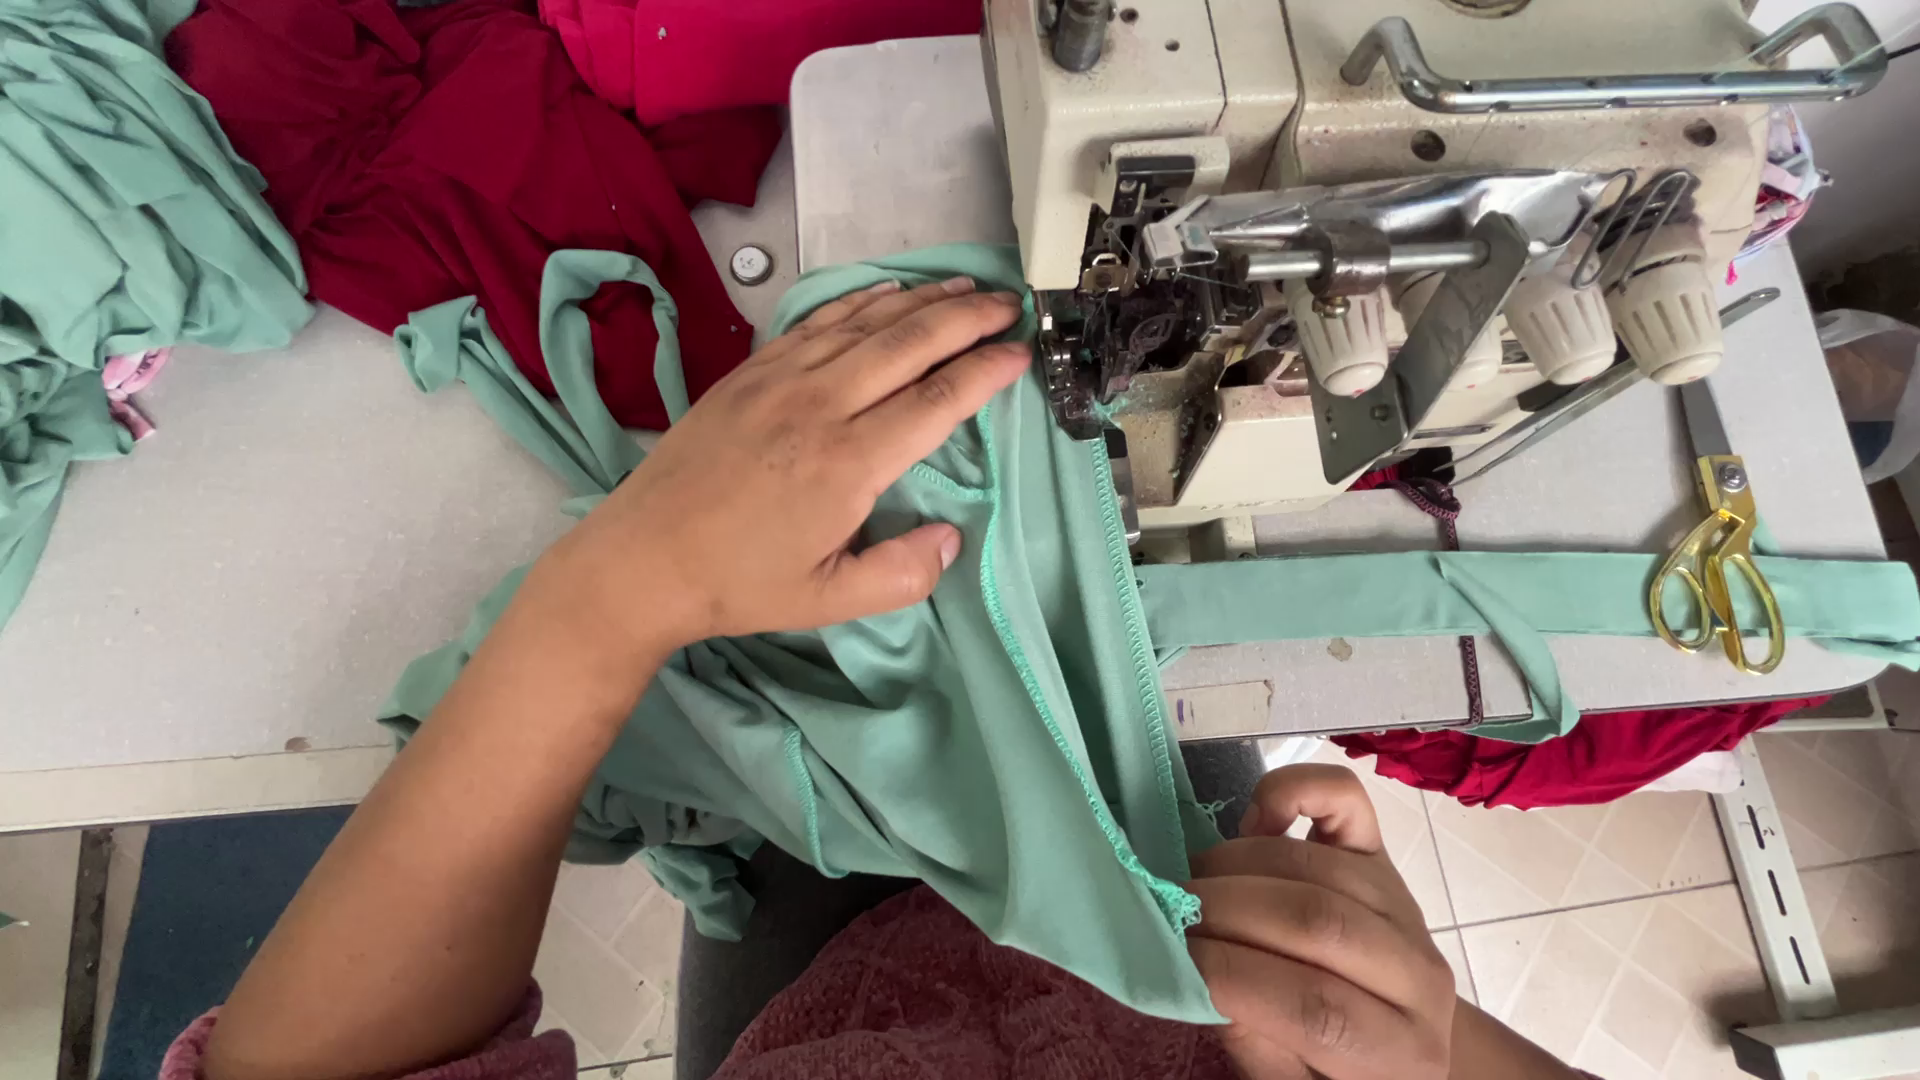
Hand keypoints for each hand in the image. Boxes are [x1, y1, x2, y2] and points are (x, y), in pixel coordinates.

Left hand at [538, 275, 1028, 655]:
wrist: (643, 559)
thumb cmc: (741, 584)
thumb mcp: (831, 600)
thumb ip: (903, 574)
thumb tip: (951, 537)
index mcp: (849, 462)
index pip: (937, 398)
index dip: (986, 370)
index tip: (1019, 352)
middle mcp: (820, 404)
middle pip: (910, 342)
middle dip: (968, 317)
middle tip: (1009, 303)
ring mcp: (781, 379)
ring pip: (866, 321)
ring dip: (923, 299)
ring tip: (966, 286)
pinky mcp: (751, 371)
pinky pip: (817, 319)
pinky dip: (861, 300)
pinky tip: (887, 292)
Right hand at [1188, 765, 1455, 1079]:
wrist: (1395, 1032)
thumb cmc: (1327, 1062)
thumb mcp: (1286, 1078)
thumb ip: (1246, 1033)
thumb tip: (1193, 966)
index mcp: (1401, 1051)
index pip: (1319, 1007)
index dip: (1231, 974)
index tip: (1176, 957)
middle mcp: (1416, 973)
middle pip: (1316, 920)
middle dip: (1223, 908)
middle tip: (1174, 910)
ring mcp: (1398, 901)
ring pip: (1313, 863)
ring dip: (1234, 863)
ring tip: (1196, 883)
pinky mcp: (1377, 850)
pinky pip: (1343, 797)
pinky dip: (1289, 790)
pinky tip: (1253, 818)